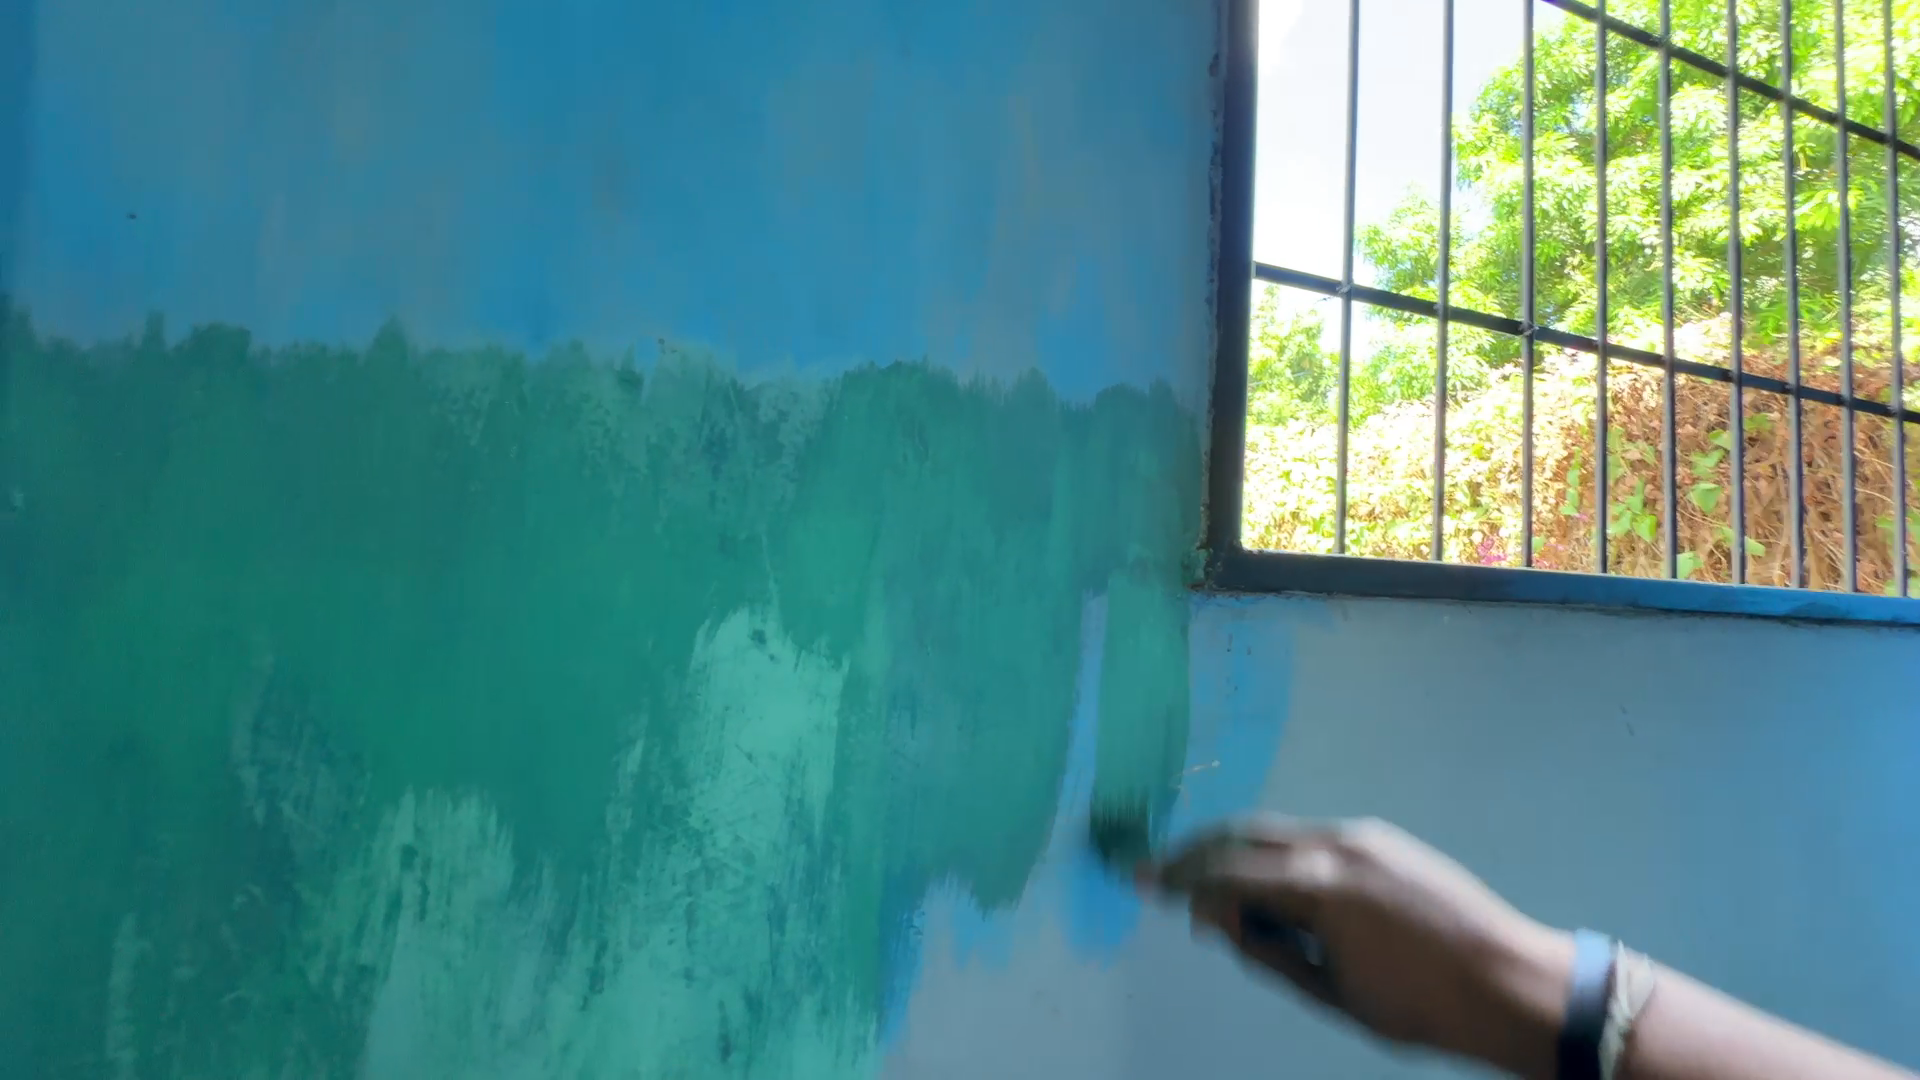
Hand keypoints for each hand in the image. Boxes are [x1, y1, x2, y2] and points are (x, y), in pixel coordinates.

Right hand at [1142, 816, 1574, 1078]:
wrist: (1521, 984)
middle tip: (1162, 869)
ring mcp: (1354, 833)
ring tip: (1208, 877)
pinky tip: (1268, 878)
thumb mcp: (1333, 993)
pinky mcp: (1374, 835)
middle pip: (1239, 836)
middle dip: (1194, 852)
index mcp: (1317, 888)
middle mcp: (1328, 844)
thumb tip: (1216, 918)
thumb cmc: (1424, 1008)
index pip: (1226, 874)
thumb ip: (1265, 950)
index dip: (1178, 878)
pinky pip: (1304, 837)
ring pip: (1270, 830)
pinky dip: (1272, 853)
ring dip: (1232, 850)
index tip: (1142, 879)